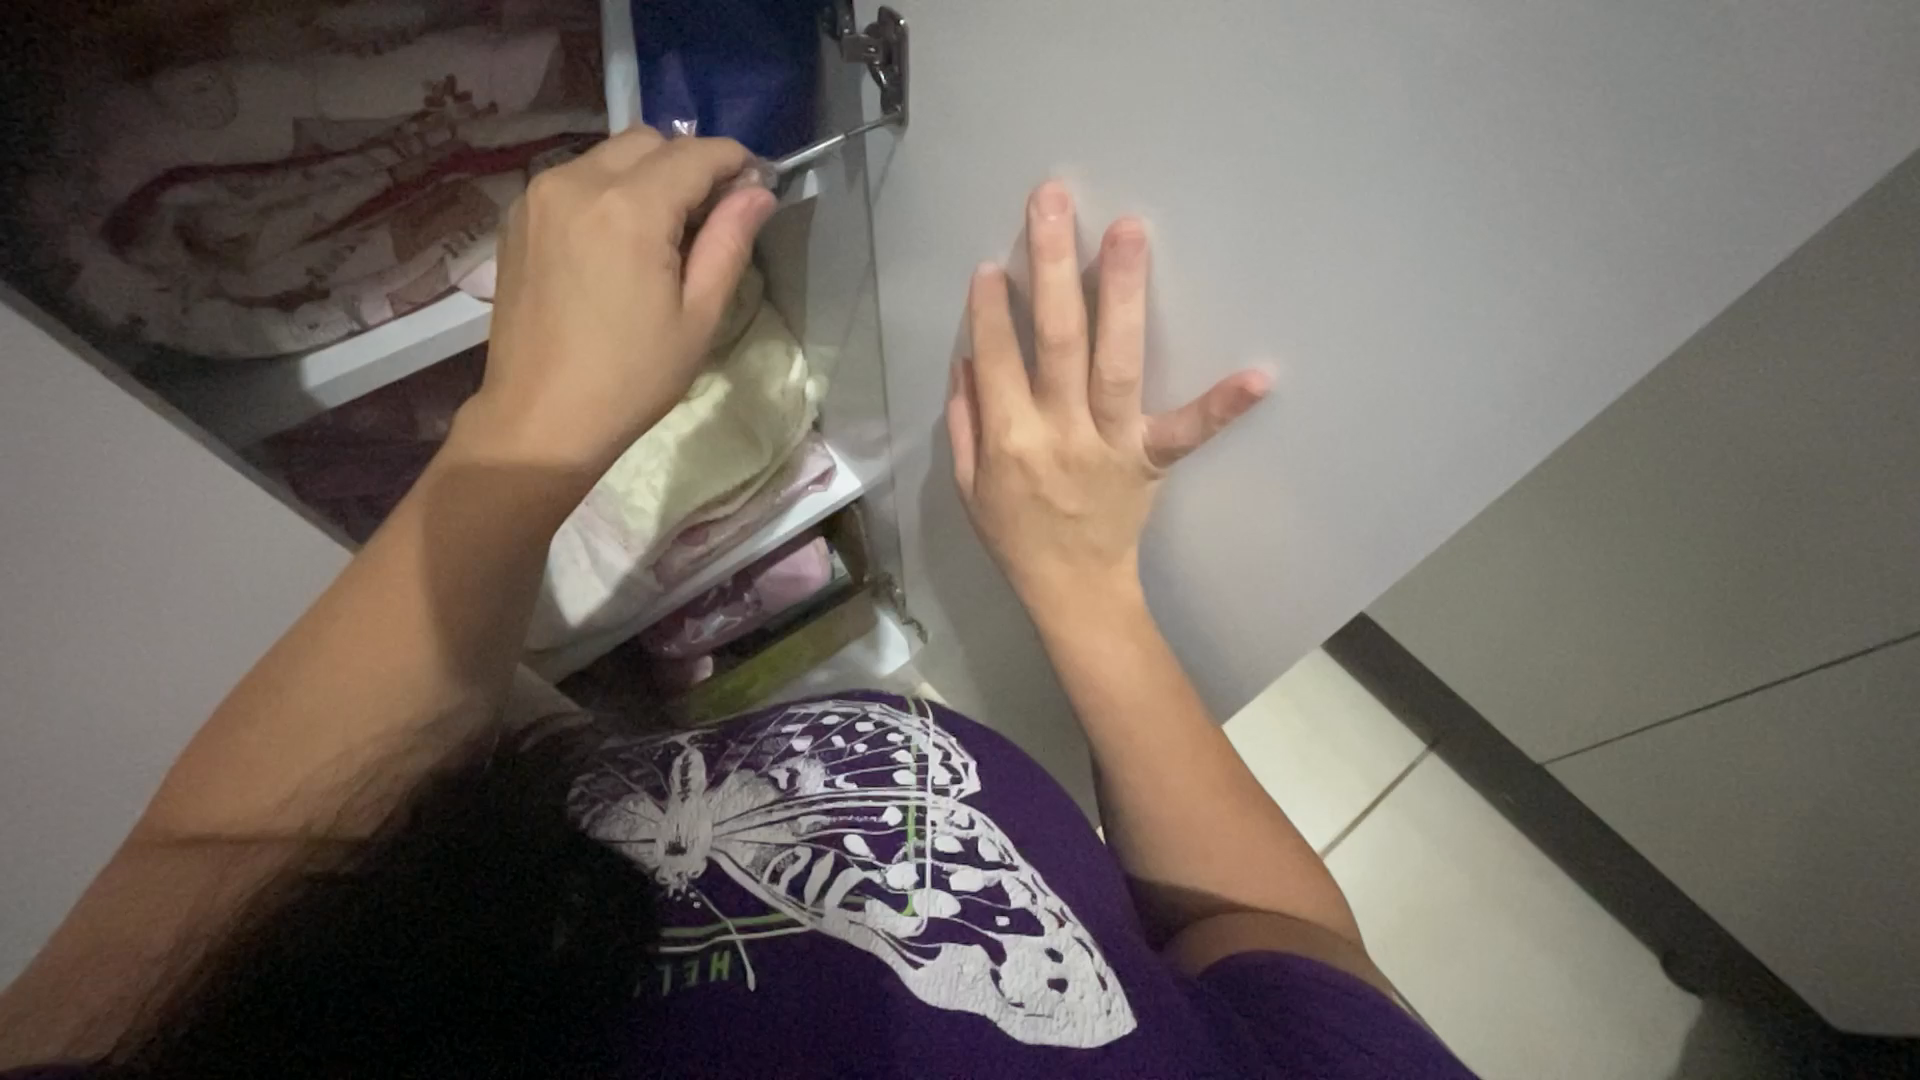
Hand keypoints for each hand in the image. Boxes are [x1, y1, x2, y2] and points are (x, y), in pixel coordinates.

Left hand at [462, 128, 777, 472]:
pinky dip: (610, 191)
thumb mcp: (699, 318)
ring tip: (667, 234)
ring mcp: (539, 196)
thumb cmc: (634, 378)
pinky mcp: (519, 217)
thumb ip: (729, 244)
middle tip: (714, 216)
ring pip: (609, 155)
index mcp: (629, 209)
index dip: (734, 161)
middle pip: (649, 141)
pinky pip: (576, 179)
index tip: (758, 184)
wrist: (543, 416)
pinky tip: (621, 243)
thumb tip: (758, 194)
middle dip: (690, 164)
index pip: (694, 154)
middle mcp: (577, 182)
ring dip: (649, 176)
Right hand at [947, 180, 1270, 612]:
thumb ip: (963, 421)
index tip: (992, 264)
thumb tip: (966, 358)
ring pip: (1115, 363)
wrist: (1072, 588)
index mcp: (1009, 440)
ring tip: (1128, 231)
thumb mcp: (967, 486)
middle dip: (1051, 267)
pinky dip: (1221, 406)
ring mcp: (1110, 445)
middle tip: (1054, 201)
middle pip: (1056, 341)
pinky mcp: (1151, 460)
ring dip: (1122, 294)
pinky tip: (1259, 375)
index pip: (995, 358)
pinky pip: (1187, 432)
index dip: (991, 308)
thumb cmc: (1015, 536)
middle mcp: (1059, 433)